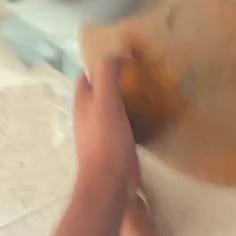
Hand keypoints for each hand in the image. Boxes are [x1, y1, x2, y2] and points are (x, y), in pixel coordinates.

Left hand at [74, 54, 137, 196]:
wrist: (109, 183)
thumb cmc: (106, 142)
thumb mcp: (106, 102)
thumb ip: (109, 74)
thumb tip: (121, 52)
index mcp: (83, 101)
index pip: (89, 73)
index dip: (103, 61)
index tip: (126, 55)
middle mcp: (89, 114)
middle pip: (102, 89)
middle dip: (119, 78)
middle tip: (142, 70)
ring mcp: (102, 130)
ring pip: (115, 106)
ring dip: (129, 96)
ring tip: (151, 88)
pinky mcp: (116, 144)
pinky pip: (126, 123)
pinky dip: (137, 115)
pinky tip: (152, 114)